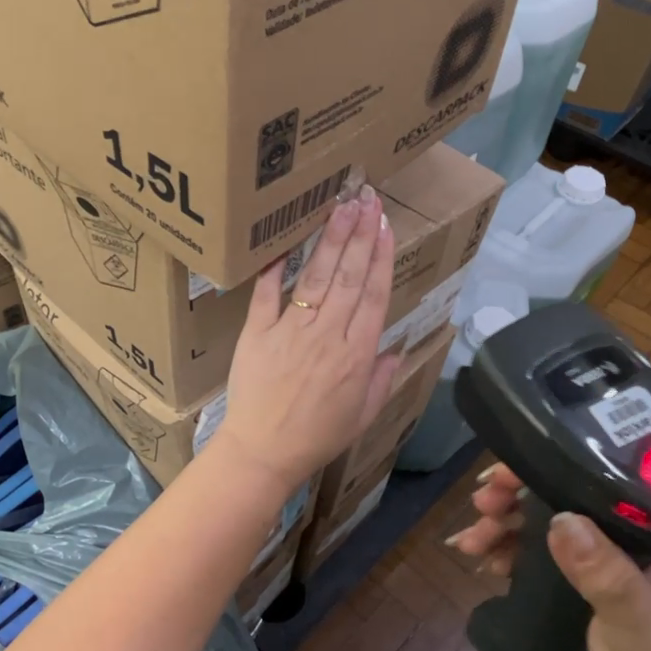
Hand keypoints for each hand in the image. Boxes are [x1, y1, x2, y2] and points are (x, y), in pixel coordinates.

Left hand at [215, 186, 401, 492]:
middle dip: (359, 234)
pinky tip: (283, 240)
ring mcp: (291, 331)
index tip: (384, 226)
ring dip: (330, 240)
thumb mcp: (363, 415)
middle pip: (348, 277)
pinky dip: (273, 267)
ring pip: (315, 278)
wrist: (264, 452)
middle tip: (365, 198)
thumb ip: (381, 379)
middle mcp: (328, 336)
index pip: (373, 295)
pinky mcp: (257, 333)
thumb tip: (394, 348)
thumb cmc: (316, 438)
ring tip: (339, 207)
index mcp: (357, 355)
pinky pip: (266, 294)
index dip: (380, 257)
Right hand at [449, 465, 650, 650]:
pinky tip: (487, 561)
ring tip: (469, 543)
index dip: (548, 464)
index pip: (600, 471)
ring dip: (507, 526)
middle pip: (567, 493)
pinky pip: (548, 550)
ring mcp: (617, 553)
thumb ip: (604, 571)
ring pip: (551, 521)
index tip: (504, 477)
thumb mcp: (640, 620)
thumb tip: (559, 518)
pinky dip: (514, 551)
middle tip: (479, 508)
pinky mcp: (597, 578)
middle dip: (516, 497)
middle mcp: (639, 529)